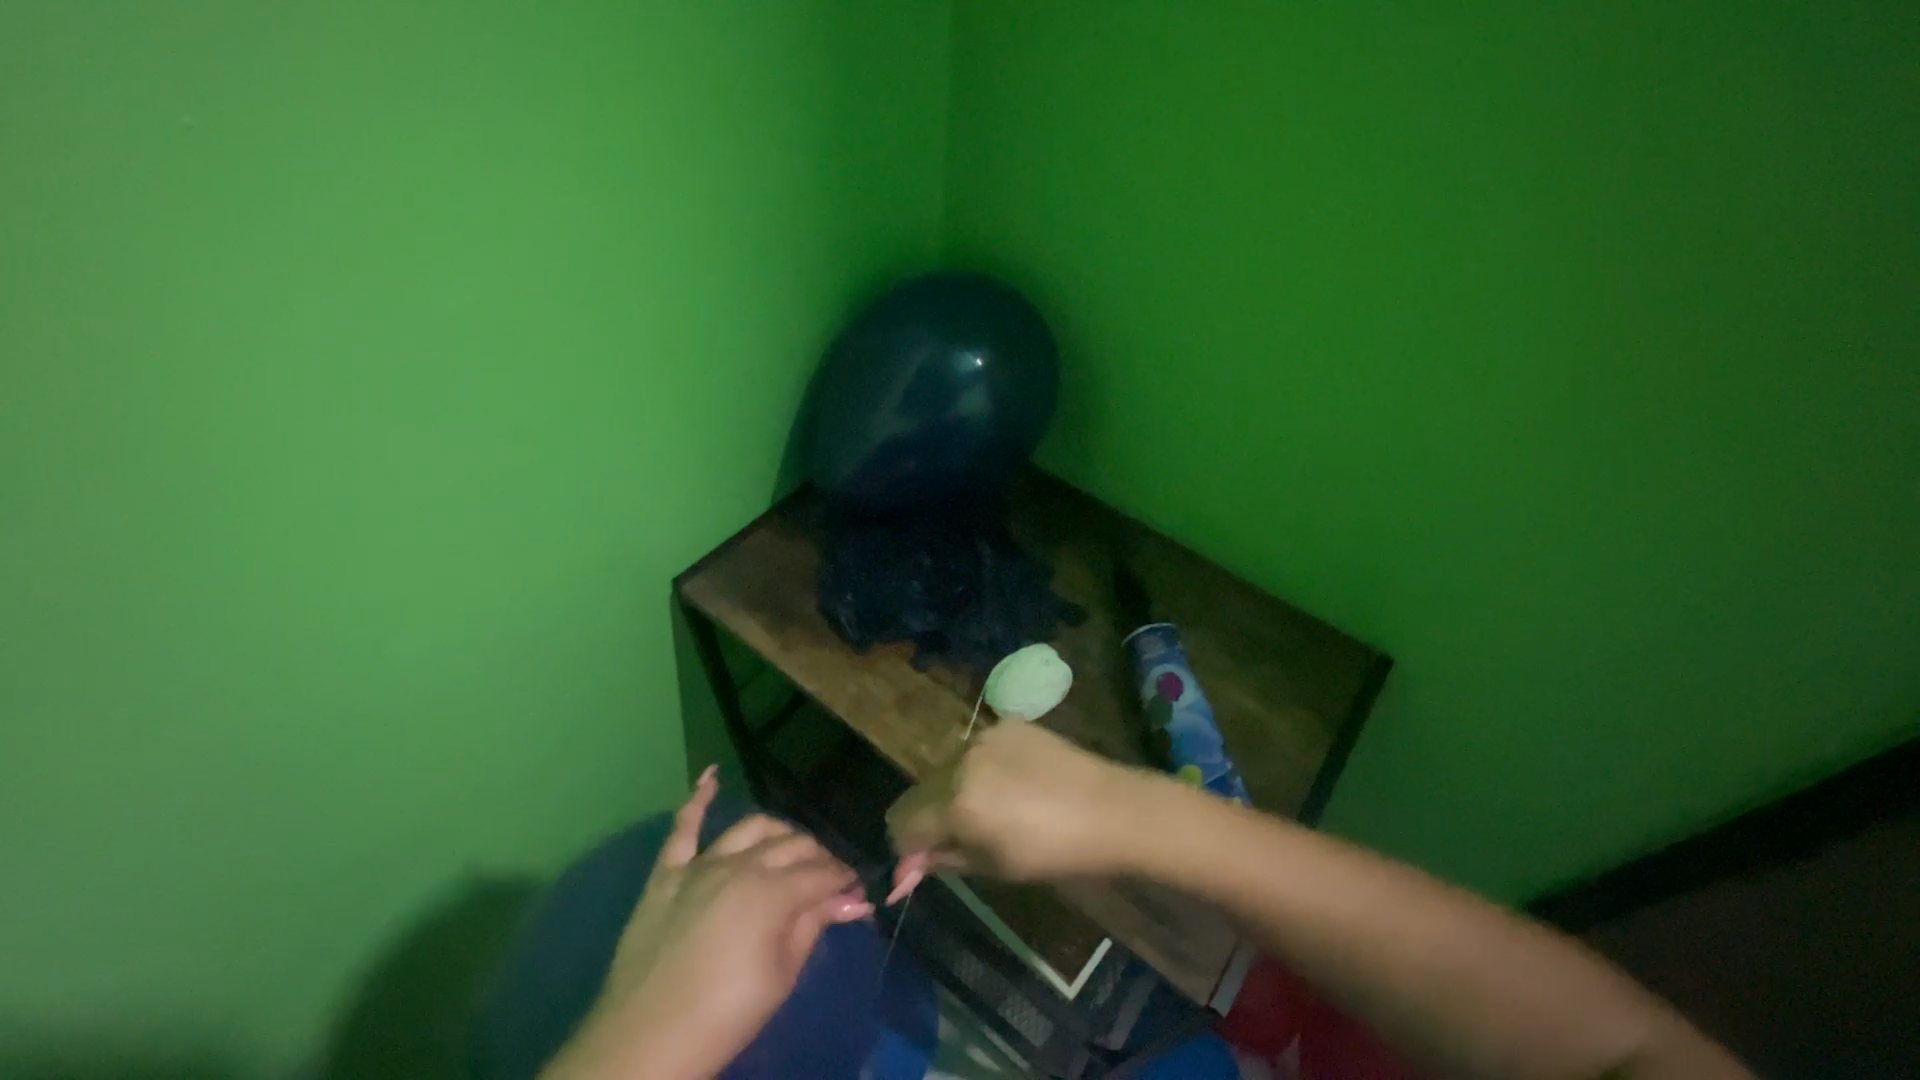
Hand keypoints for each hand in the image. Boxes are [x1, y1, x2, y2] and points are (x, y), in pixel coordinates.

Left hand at [543, 769, 872, 1079]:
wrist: (646, 1041)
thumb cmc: (726, 1014)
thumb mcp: (782, 974)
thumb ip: (814, 925)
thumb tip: (855, 899)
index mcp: (773, 891)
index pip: (823, 872)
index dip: (845, 879)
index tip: (858, 890)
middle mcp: (740, 864)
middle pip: (792, 845)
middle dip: (819, 856)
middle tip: (831, 878)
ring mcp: (700, 864)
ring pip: (751, 828)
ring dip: (778, 832)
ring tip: (792, 846)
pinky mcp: (666, 874)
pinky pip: (683, 828)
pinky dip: (697, 800)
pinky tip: (710, 776)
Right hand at [884, 721, 1153, 900]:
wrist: (1110, 809)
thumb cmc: (1054, 852)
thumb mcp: (994, 867)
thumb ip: (943, 860)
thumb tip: (908, 866)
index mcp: (956, 804)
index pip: (901, 822)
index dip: (906, 846)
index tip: (922, 861)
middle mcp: (960, 762)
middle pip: (920, 792)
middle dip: (929, 817)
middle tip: (960, 836)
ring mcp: (984, 737)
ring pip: (947, 767)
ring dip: (955, 790)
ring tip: (993, 808)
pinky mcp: (1006, 723)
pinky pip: (977, 749)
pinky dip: (982, 767)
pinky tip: (1013, 783)